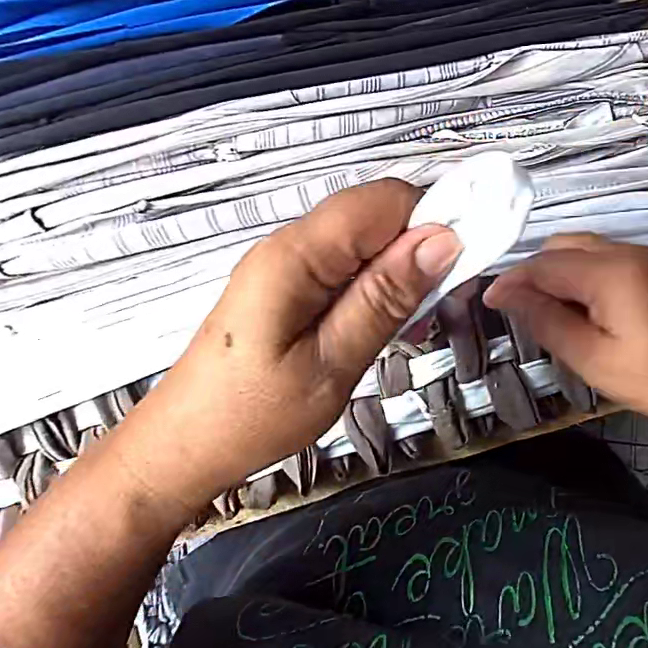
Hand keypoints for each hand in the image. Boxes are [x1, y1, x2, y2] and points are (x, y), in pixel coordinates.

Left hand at [126, 180, 460, 501]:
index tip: (464, 264)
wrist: (184, 447)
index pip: (384, 200)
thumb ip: (385, 298)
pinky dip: (376, 288)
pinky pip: (345, 267)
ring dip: (400, 273)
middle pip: (375, 216)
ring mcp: (286, 265)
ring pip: (365, 242)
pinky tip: (385, 326)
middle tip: (438, 307)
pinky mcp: (288, 287)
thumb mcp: (332, 363)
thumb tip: (441, 240)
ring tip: (412, 326)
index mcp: (296, 256)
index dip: (432, 220)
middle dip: (419, 249)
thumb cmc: (250, 416)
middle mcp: (289, 246)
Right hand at [483, 234, 647, 451]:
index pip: (542, 264)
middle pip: (564, 246)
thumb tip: (503, 293)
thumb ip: (546, 321)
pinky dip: (588, 277)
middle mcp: (630, 251)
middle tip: (521, 314)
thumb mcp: (596, 360)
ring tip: (553, 317)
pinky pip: (613, 260)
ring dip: (562, 275)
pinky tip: (590, 312)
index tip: (487, 304)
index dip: (510, 281)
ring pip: (588, 250)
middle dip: (535, 273)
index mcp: (611, 271)